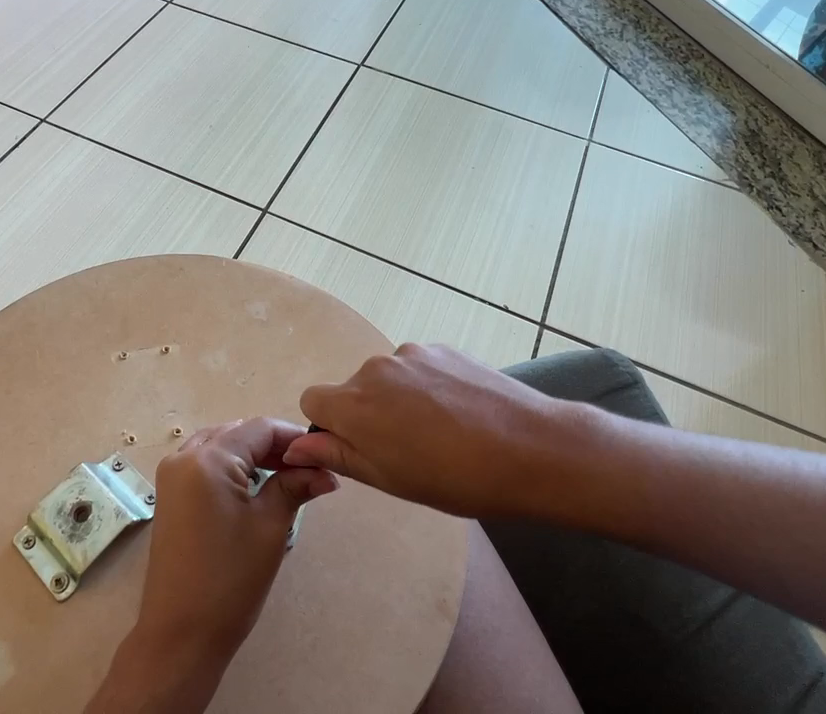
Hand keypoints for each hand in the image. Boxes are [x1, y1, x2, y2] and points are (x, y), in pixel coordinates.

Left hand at [88, 419, 339, 712]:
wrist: (180, 633)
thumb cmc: (230, 580)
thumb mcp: (270, 527)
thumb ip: (294, 487)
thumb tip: (325, 471)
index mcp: (209, 459)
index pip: (259, 428)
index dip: (293, 437)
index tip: (323, 455)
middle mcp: (184, 456)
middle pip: (238, 432)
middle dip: (273, 445)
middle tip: (309, 469)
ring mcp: (172, 475)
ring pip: (220, 444)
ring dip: (252, 454)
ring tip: (287, 477)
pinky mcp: (169, 495)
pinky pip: (204, 463)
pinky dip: (231, 466)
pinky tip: (254, 486)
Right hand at [283, 343, 570, 518]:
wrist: (531, 449)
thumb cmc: (455, 479)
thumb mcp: (389, 479)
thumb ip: (337, 455)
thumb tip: (294, 447)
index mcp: (353, 405)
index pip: (313, 402)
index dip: (331, 427)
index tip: (363, 450)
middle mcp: (373, 368)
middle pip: (352, 389)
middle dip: (368, 414)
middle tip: (409, 449)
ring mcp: (410, 352)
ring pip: (388, 378)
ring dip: (400, 399)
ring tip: (442, 432)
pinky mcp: (442, 347)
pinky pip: (418, 366)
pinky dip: (428, 386)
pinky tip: (461, 412)